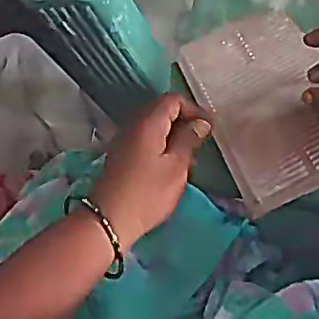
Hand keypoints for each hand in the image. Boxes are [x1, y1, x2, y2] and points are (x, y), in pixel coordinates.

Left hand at [88, 93, 211, 247]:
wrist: (108, 219)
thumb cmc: (147, 193)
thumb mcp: (175, 168)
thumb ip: (188, 140)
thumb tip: (199, 123)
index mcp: (147, 123)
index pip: (173, 100)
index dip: (194, 109)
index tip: (209, 128)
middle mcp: (133, 125)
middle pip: (161, 110)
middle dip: (184, 121)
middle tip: (201, 142)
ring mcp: (124, 139)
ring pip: (153, 126)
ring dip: (173, 135)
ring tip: (190, 158)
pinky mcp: (120, 155)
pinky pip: (145, 140)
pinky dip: (161, 145)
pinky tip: (170, 166)